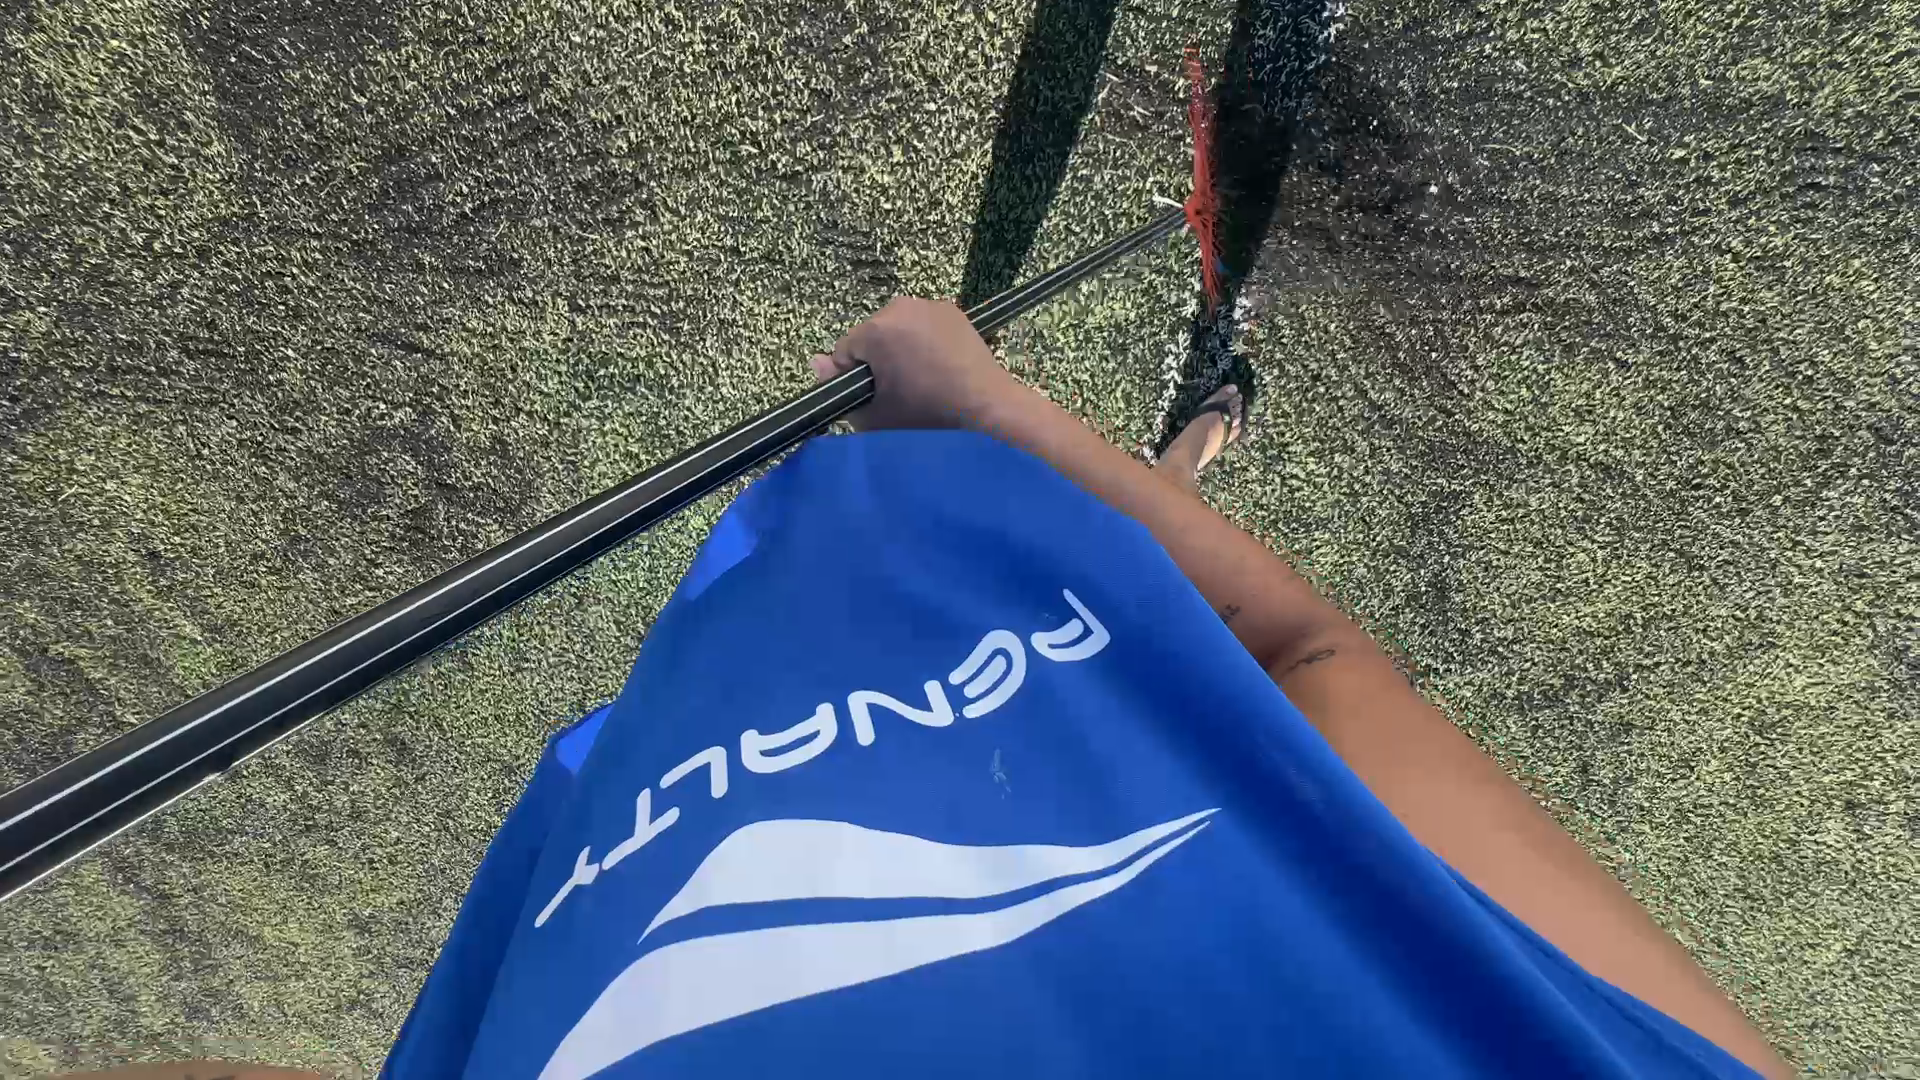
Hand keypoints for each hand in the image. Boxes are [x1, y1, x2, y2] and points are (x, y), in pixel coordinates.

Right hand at [809, 297, 1023, 431]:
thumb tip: (815, 361)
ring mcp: (931, 305)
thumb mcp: (873, 413)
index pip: (846, 350)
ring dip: (903, 350)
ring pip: (899, 330)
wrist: (985, 408)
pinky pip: (924, 327)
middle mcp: (901, 306)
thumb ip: (837, 388)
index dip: (855, 378)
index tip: (876, 397)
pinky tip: (940, 367)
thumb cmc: (925, 416)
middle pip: (873, 336)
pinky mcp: (954, 312)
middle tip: (902, 392)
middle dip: (880, 360)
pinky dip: (926, 343)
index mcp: (877, 328)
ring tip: (922, 381)